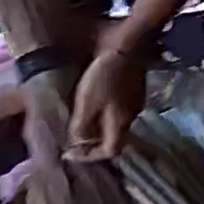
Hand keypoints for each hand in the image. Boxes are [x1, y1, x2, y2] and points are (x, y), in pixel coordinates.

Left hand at [66, 25, 149, 160]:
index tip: (67, 153)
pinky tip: (93, 102)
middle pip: (113, 137)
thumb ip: (81, 129)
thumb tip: (78, 146)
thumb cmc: (104, 78)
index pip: (110, 151)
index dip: (89, 157)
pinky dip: (104, 112)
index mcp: (121, 122)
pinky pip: (118, 108)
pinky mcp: (135, 88)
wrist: (126, 46)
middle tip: (70, 137)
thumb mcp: (86, 105)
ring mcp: (136, 100)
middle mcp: (133, 115)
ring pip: (115, 122)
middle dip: (91, 141)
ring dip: (97, 126)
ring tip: (78, 120)